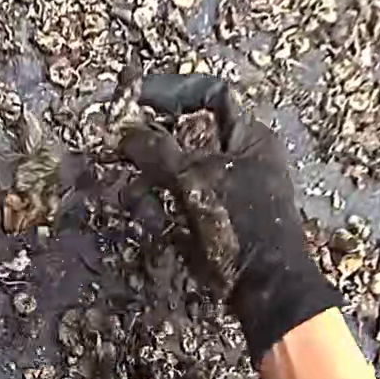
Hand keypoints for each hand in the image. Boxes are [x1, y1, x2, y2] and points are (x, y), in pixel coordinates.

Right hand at [121, 74, 340, 361]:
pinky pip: (169, 209)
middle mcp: (233, 159)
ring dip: (148, 188)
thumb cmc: (241, 222)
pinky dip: (156, 214)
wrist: (262, 284)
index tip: (133, 100)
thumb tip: (123, 133)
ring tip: (137, 200)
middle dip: (149, 150)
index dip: (172, 94)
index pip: (209, 97)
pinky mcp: (202, 223)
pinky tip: (153, 225)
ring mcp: (217, 193)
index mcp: (247, 136)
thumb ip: (160, 151)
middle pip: (180, 140)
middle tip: (117, 153)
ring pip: (169, 178)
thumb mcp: (198, 178)